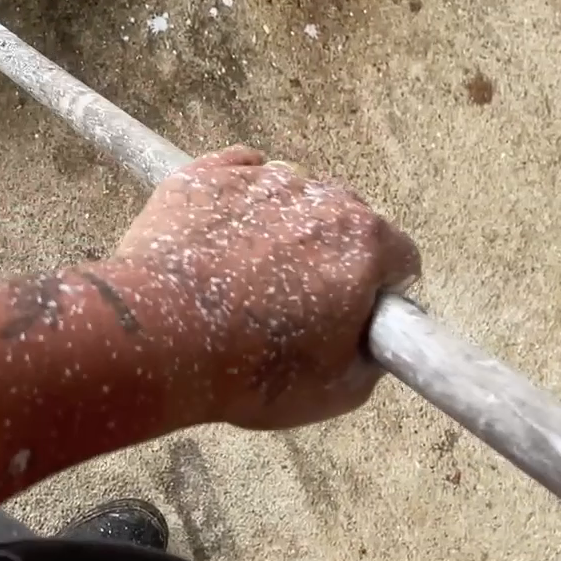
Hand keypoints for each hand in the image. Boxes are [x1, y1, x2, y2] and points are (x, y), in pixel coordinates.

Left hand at [109, 146, 419, 429]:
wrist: (161, 333)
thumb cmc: (250, 365)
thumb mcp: (340, 389)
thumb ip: (372, 351)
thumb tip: (369, 337)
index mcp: (362, 241)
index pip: (399, 255)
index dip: (381, 288)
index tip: (355, 309)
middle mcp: (318, 195)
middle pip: (344, 217)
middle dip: (330, 252)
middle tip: (294, 296)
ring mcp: (260, 177)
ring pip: (289, 192)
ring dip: (281, 222)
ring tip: (245, 270)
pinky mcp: (207, 172)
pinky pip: (239, 170)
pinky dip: (238, 195)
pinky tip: (222, 230)